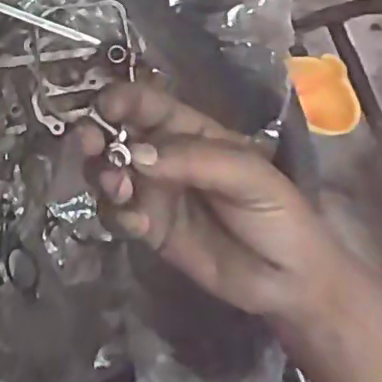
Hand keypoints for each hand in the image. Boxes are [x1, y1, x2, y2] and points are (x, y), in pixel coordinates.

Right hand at [75, 82, 355, 332]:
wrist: (290, 282)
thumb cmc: (278, 213)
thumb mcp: (247, 176)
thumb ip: (193, 160)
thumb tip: (135, 153)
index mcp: (189, 130)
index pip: (148, 104)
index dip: (122, 99)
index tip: (102, 107)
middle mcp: (163, 155)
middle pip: (116, 135)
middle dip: (97, 135)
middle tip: (90, 146)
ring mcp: (153, 192)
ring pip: (108, 173)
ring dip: (103, 175)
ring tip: (119, 189)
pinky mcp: (147, 228)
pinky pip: (117, 214)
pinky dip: (118, 215)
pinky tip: (137, 224)